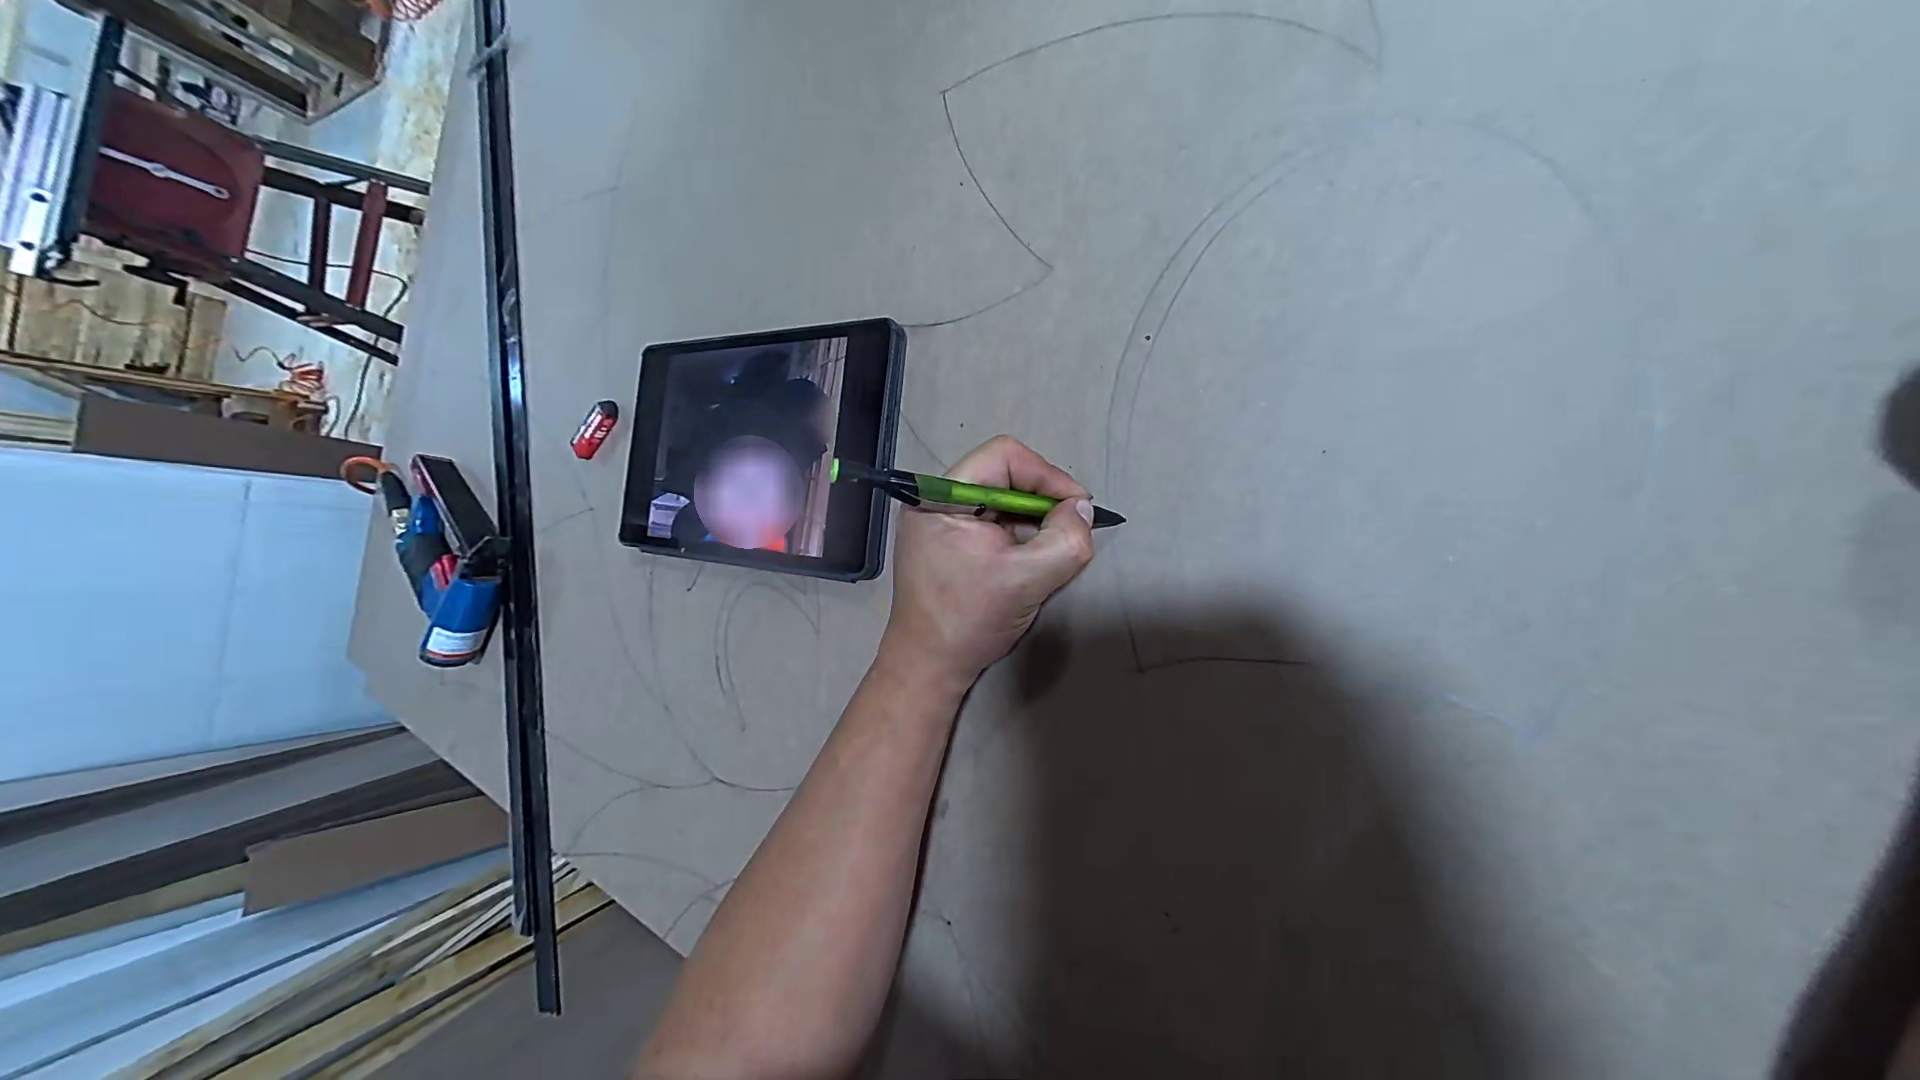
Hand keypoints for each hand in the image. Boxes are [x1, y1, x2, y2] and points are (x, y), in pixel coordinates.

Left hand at [877, 436, 1096, 692]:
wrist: (928, 665)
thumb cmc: (968, 621)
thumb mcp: (1027, 580)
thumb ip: (1065, 540)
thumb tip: (1082, 508)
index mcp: (942, 498)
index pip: (1003, 456)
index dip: (1046, 475)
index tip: (1075, 507)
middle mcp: (936, 500)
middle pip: (1003, 475)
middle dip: (1042, 500)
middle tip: (1070, 528)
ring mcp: (940, 521)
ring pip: (1000, 500)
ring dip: (1033, 519)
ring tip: (1050, 548)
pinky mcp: (948, 541)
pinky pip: (992, 521)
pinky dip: (1018, 534)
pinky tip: (1030, 559)